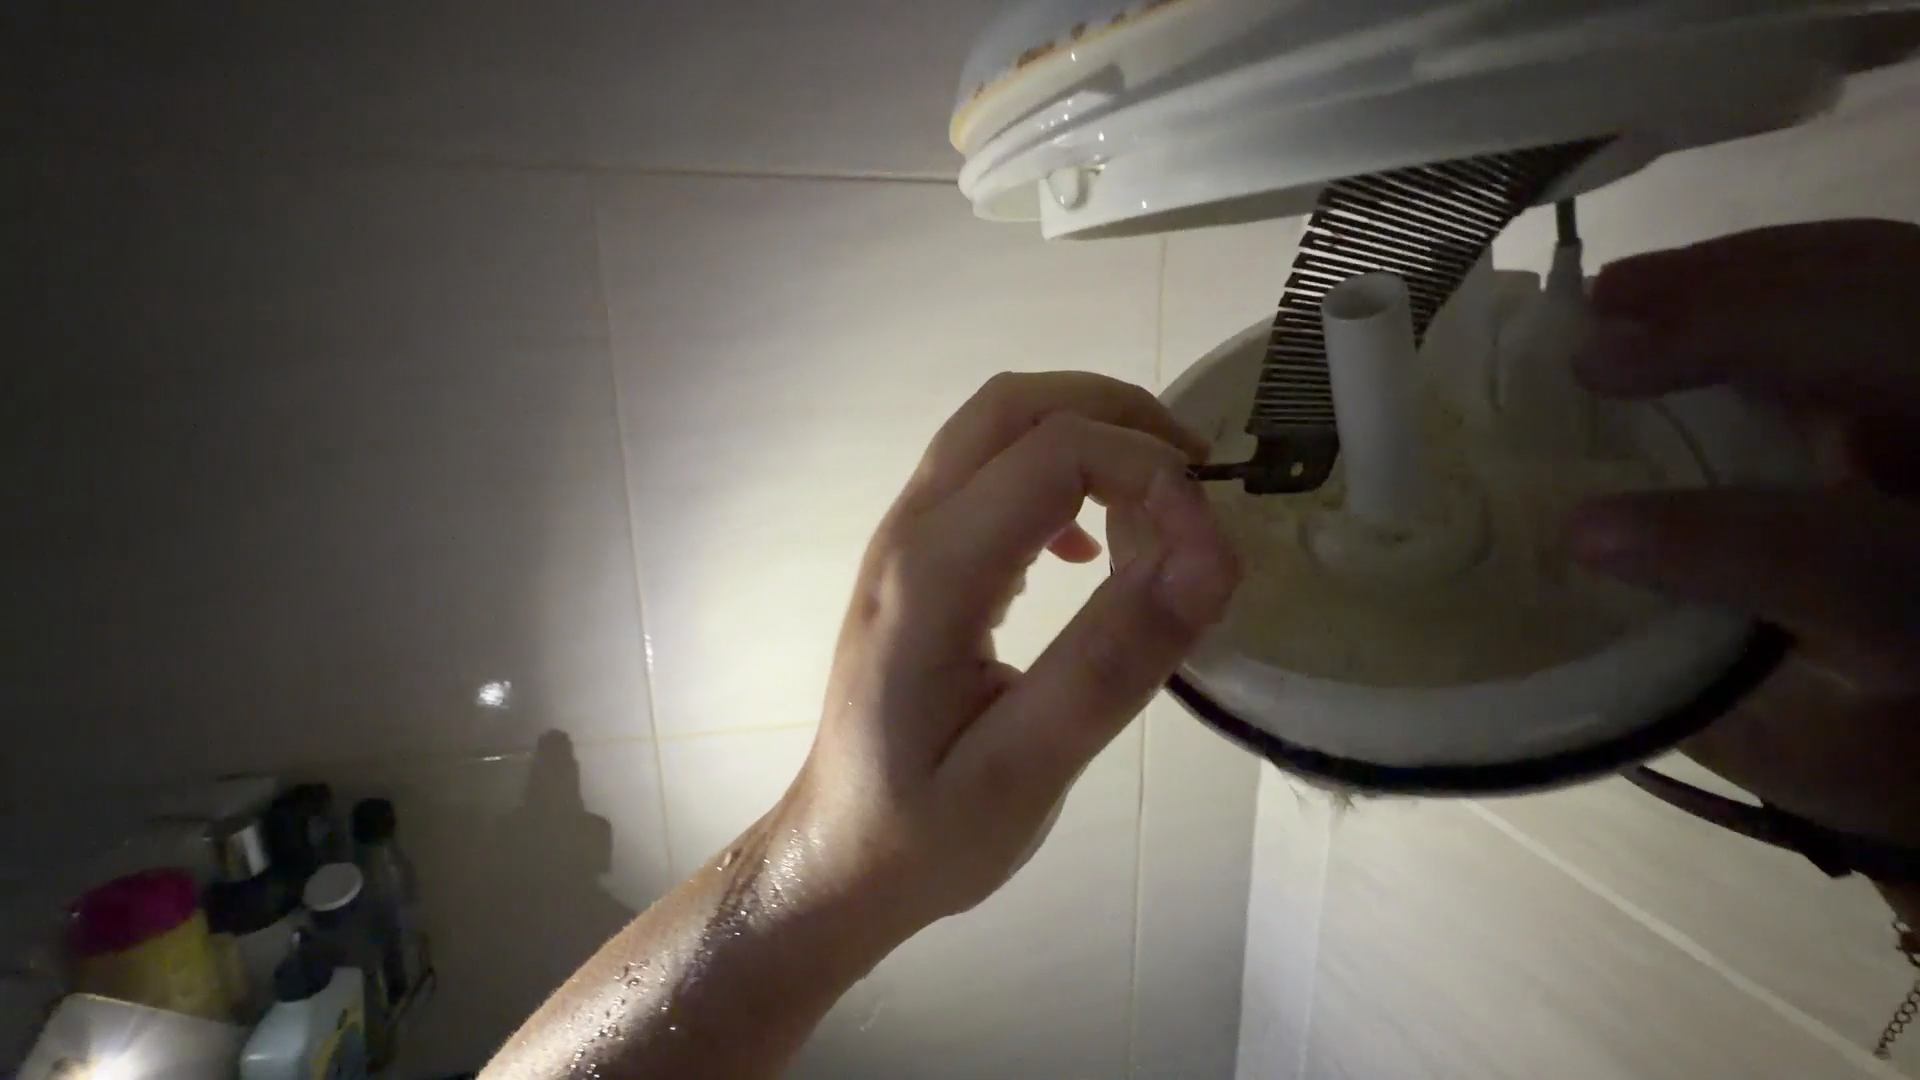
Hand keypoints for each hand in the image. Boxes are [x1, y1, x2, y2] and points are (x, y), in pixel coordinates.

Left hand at [485, 374, 1237, 1079]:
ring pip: (998, 427)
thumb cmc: (925, 829)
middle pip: (1014, 405)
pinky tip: (1086, 552)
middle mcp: (907, 531)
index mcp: (930, 574)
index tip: (1209, 550)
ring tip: (1159, 511)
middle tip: (1196, 484)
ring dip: (1089, 438)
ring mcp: (903, 539)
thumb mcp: (1026, 770)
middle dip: (1120, 418)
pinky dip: (1056, 476)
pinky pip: (988, 474)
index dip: (1151, 474)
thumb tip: (1211, 558)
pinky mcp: (915, 560)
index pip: (1055, 452)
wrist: (839, 852)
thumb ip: (1112, 663)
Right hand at [1567, 220, 1919, 853]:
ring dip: (1744, 278)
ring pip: (1899, 283)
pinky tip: (1677, 280)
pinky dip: (1777, 263)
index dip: (1721, 542)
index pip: (1858, 563)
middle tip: (1593, 349)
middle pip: (1910, 358)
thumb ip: (1751, 731)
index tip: (1582, 531)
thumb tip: (1591, 642)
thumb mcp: (1865, 768)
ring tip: (1614, 293)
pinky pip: (1884, 272)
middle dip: (1744, 339)